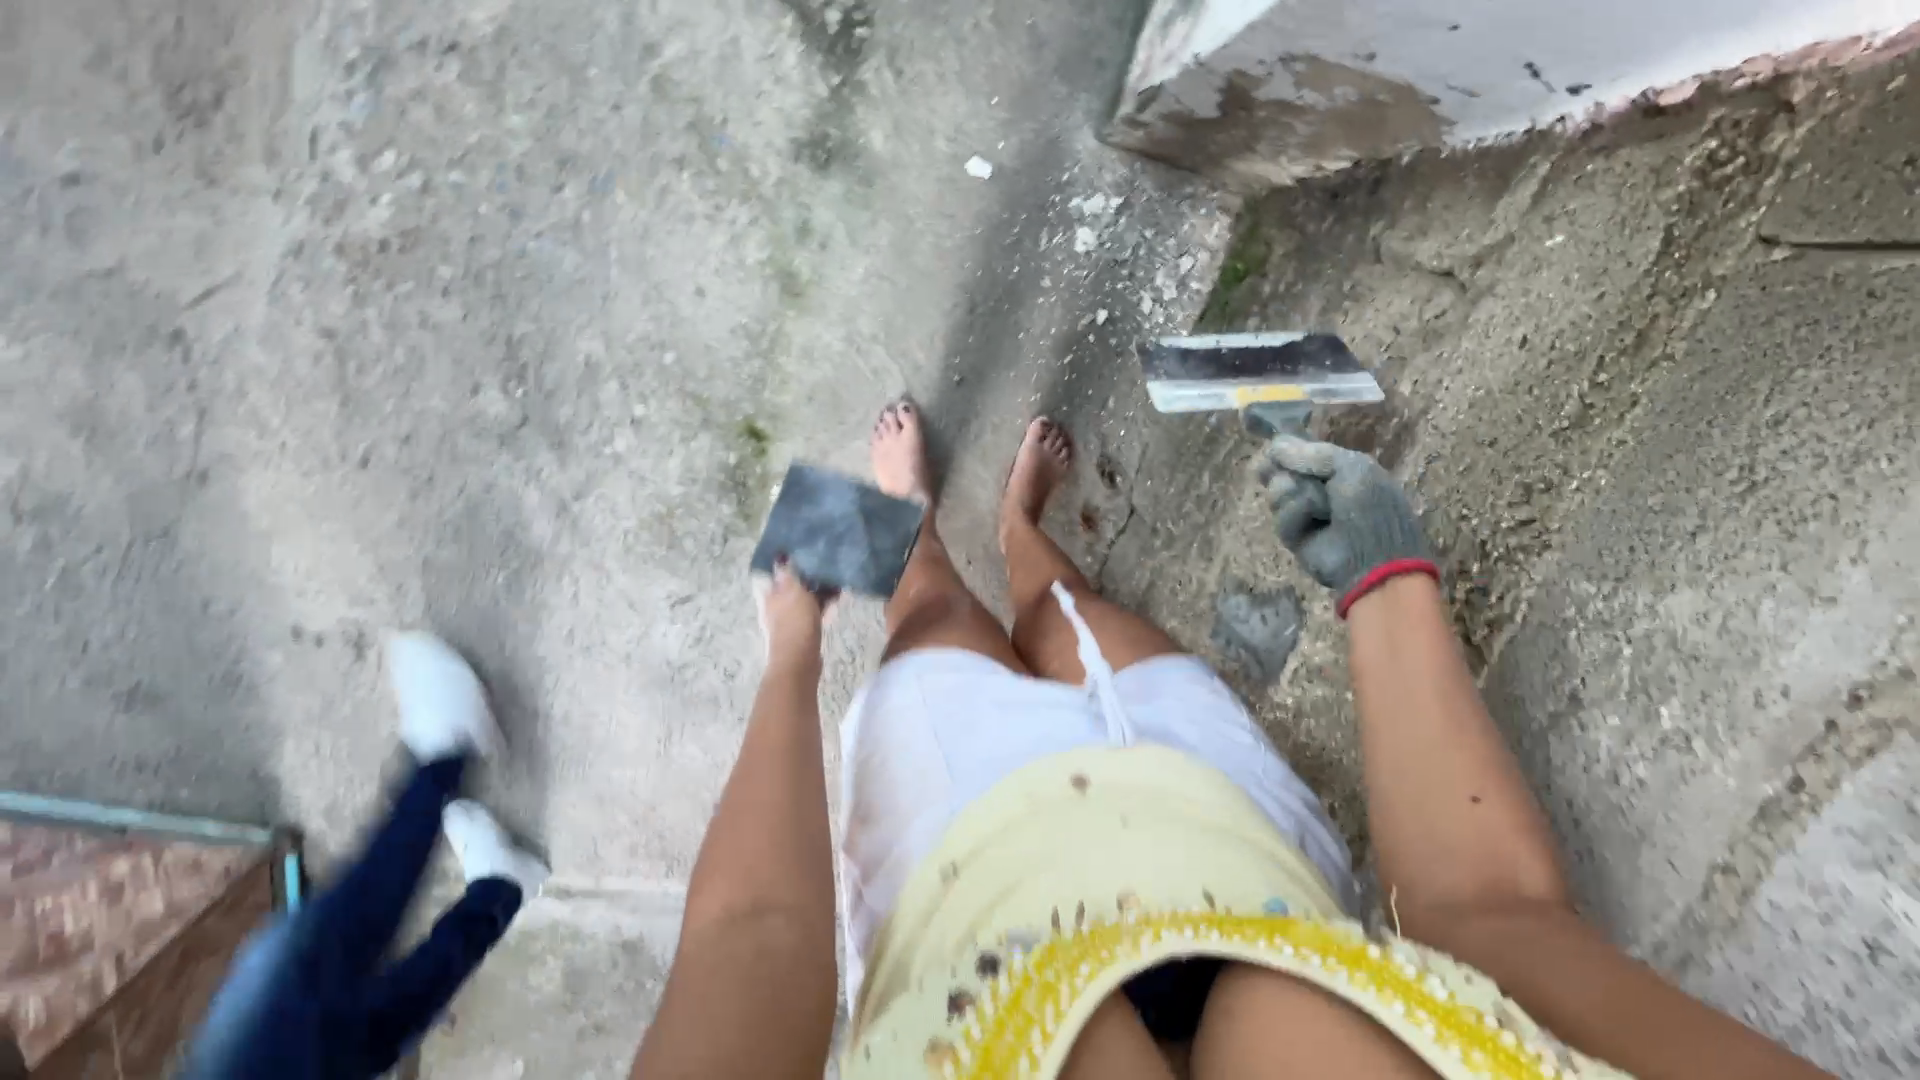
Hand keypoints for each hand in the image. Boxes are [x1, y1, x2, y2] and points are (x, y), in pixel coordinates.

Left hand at [753, 559, 835, 658]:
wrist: (799, 660)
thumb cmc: (795, 622)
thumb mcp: (794, 591)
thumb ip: (789, 572)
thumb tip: (781, 556)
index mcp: (770, 594)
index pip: (776, 572)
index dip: (788, 561)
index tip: (805, 552)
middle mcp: (776, 605)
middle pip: (792, 584)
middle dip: (809, 576)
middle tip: (827, 566)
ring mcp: (789, 619)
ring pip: (805, 598)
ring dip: (819, 590)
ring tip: (837, 582)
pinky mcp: (803, 630)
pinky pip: (814, 612)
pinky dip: (823, 605)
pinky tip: (837, 601)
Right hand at [1258, 435, 1438, 617]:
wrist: (1374, 560)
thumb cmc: (1372, 509)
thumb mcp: (1353, 469)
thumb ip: (1314, 454)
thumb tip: (1274, 444)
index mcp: (1340, 469)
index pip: (1303, 452)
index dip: (1286, 449)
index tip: (1272, 448)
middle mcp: (1320, 488)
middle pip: (1282, 469)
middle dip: (1283, 469)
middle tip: (1281, 472)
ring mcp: (1305, 512)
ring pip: (1277, 490)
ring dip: (1294, 493)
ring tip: (1318, 507)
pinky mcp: (1293, 535)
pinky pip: (1281, 514)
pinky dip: (1295, 515)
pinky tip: (1312, 523)